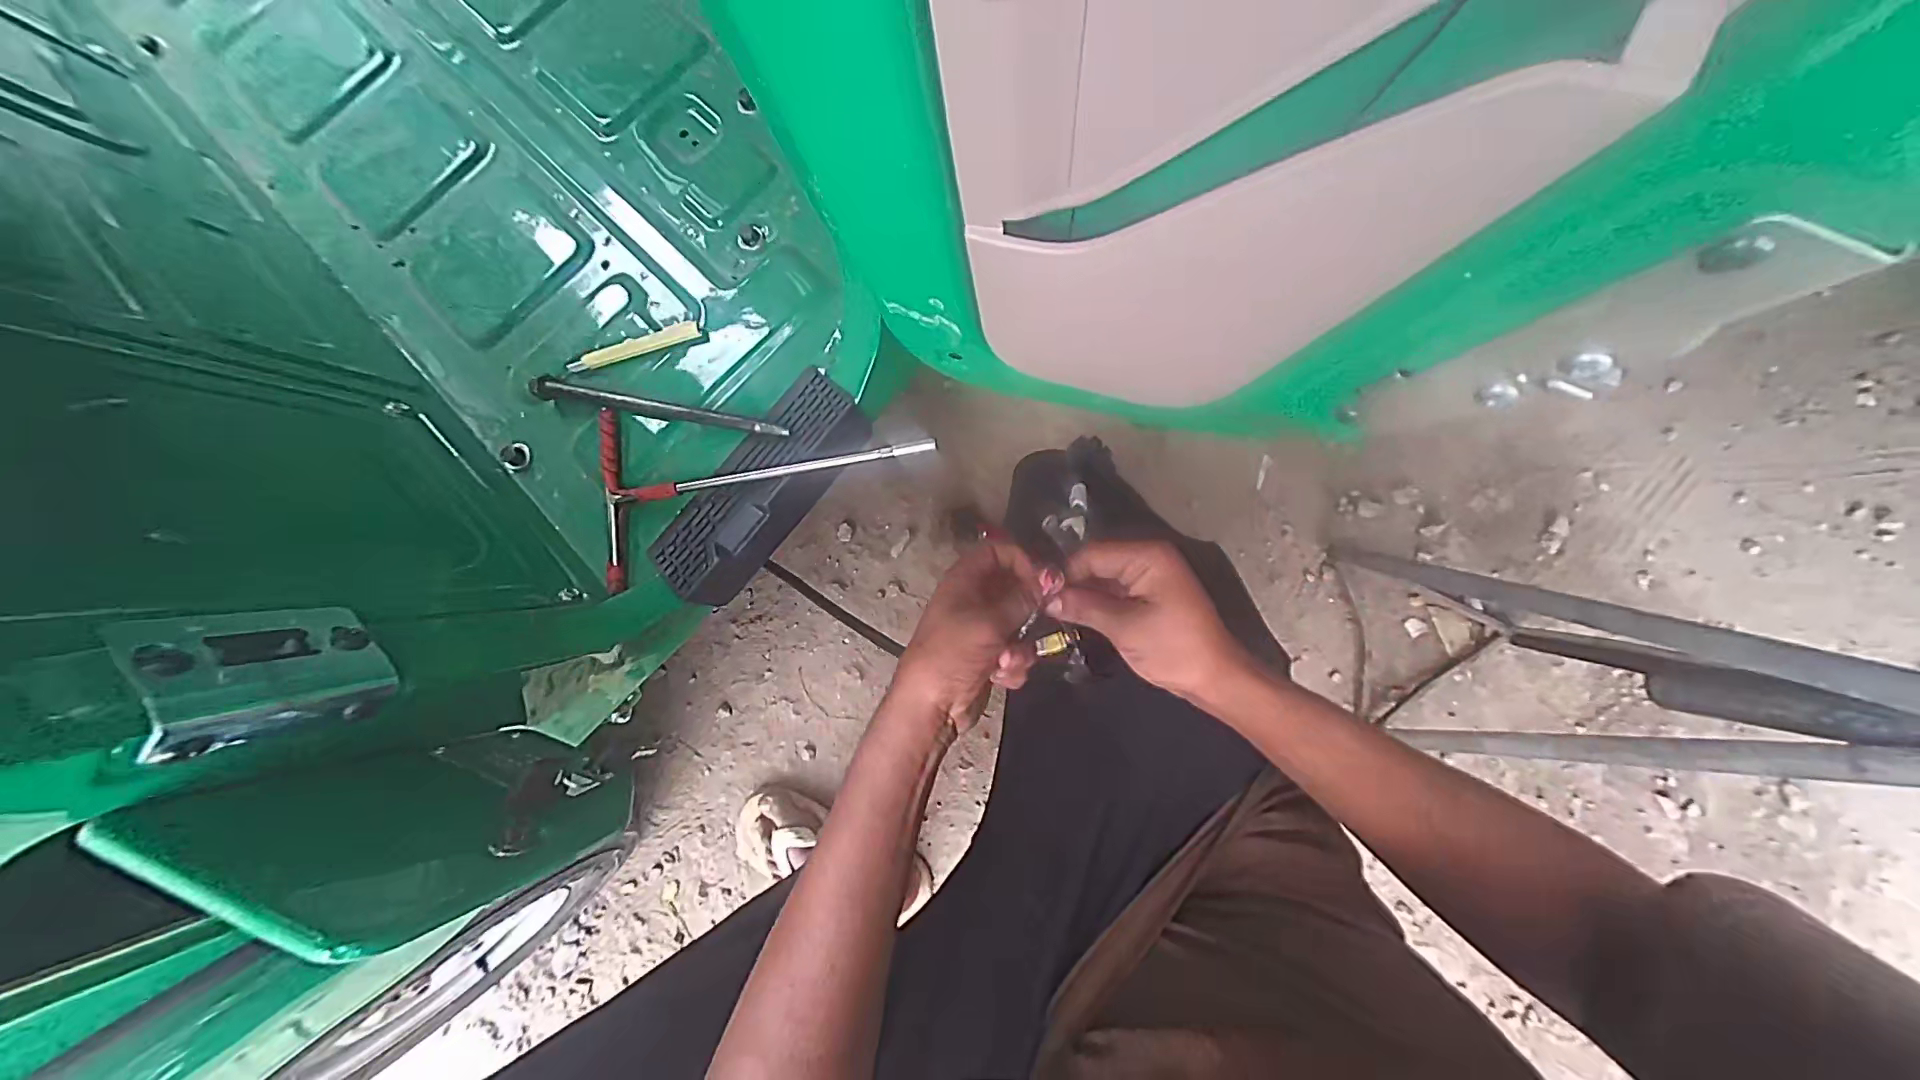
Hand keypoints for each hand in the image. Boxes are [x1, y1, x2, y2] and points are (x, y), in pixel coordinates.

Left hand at [891, 542, 1041, 734]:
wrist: (930, 706)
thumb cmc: (951, 654)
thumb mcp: (990, 622)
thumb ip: (1024, 598)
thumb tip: (1052, 575)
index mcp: (964, 580)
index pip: (998, 551)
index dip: (1022, 560)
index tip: (1044, 579)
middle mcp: (974, 600)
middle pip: (1015, 589)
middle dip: (1028, 613)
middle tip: (1038, 623)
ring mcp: (982, 629)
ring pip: (1021, 625)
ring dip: (1020, 647)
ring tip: (1006, 661)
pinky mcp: (990, 656)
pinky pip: (1017, 651)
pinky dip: (1013, 665)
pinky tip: (1000, 677)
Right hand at [1045, 539, 1255, 700]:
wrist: (1214, 678)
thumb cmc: (1173, 648)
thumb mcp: (1124, 627)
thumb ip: (1084, 606)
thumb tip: (1048, 598)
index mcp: (1147, 556)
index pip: (1092, 553)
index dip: (1064, 572)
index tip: (1038, 595)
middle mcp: (1148, 558)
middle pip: (1096, 562)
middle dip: (1070, 582)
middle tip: (1040, 604)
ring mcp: (1149, 576)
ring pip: (1102, 577)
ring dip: (1080, 593)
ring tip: (1050, 611)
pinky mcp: (1147, 595)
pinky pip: (1113, 591)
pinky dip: (1095, 602)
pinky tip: (1073, 615)